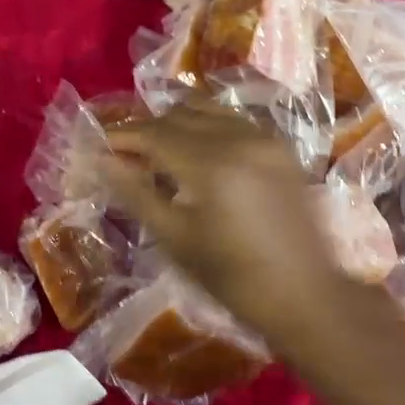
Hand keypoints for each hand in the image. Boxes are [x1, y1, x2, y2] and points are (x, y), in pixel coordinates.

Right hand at [101, 102, 343, 340]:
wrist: (307, 296)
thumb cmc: (234, 279)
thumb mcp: (175, 240)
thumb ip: (135, 194)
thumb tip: (101, 160)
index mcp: (209, 165)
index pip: (152, 133)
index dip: (121, 136)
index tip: (97, 146)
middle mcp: (237, 138)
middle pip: (176, 115)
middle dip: (145, 130)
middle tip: (125, 155)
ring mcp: (262, 137)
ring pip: (204, 109)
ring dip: (175, 123)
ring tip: (159, 151)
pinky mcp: (279, 144)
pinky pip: (232, 119)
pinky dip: (206, 125)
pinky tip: (197, 152)